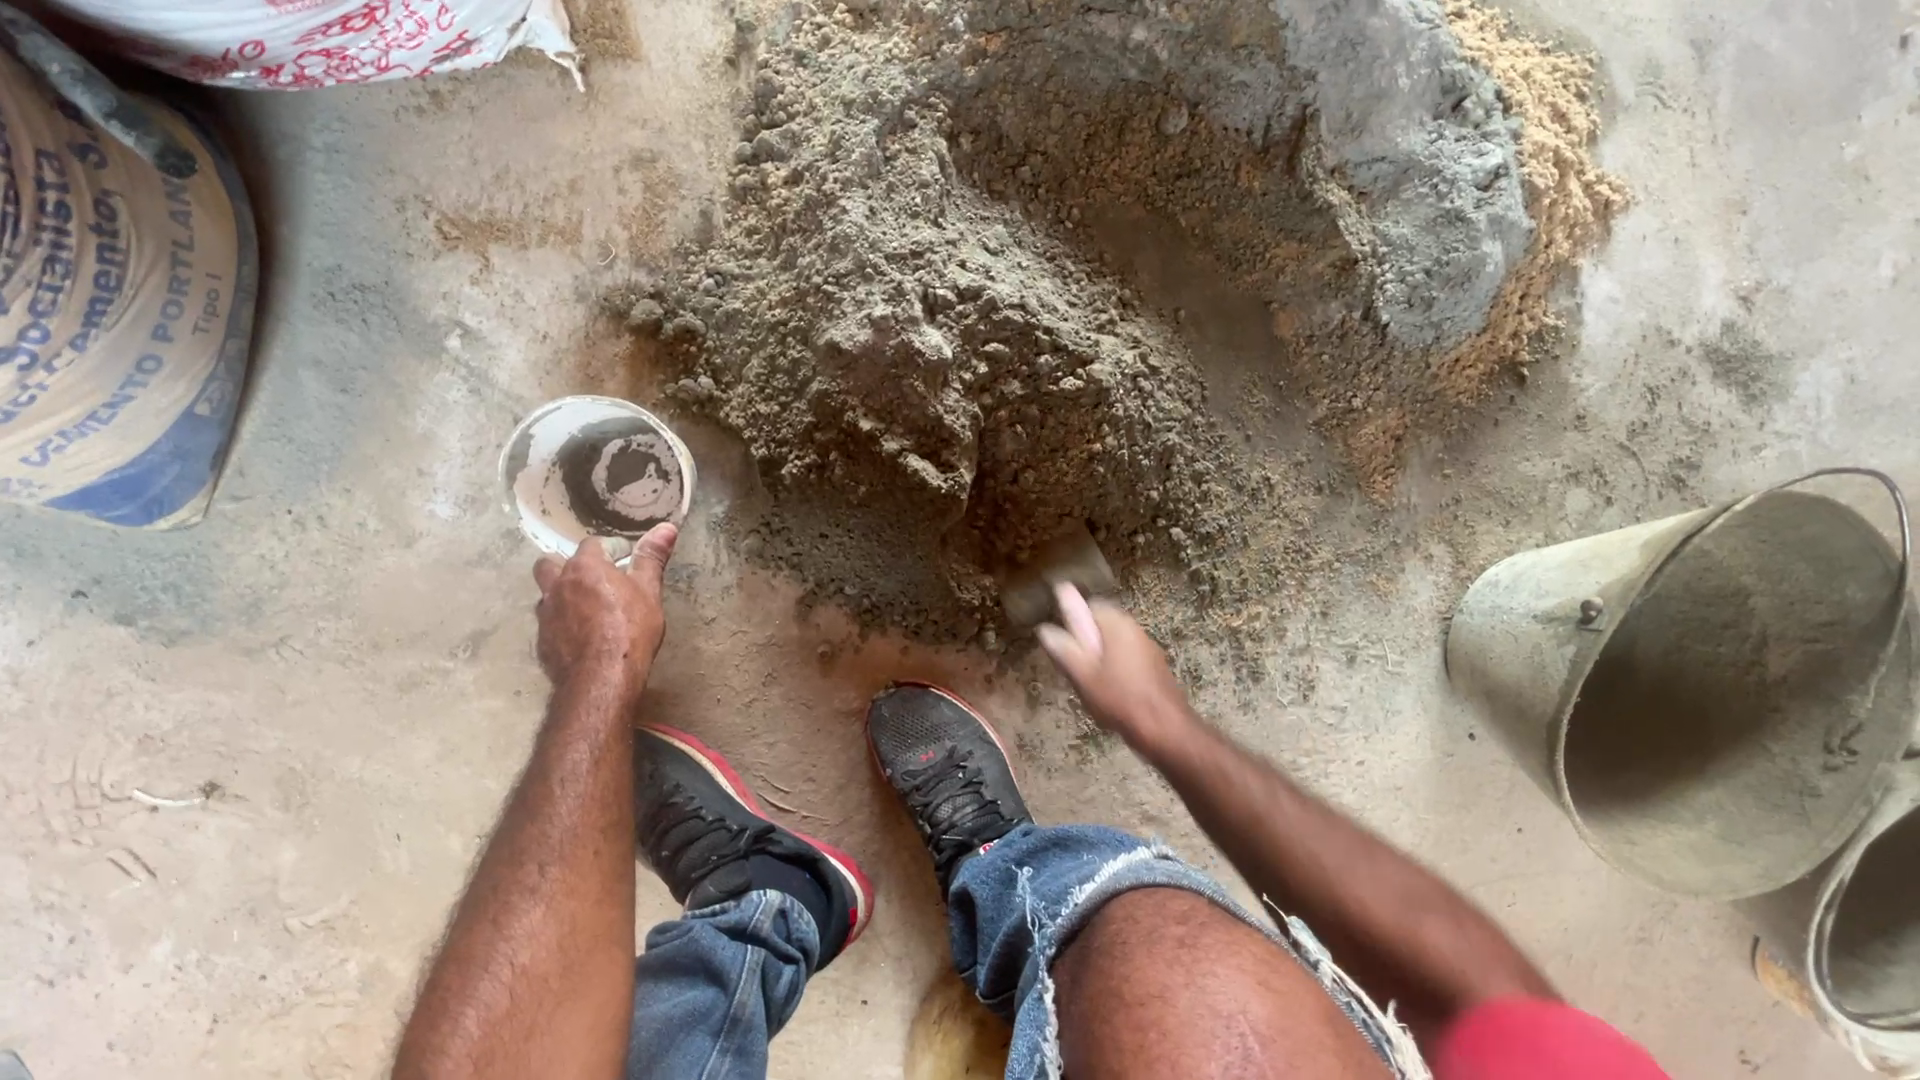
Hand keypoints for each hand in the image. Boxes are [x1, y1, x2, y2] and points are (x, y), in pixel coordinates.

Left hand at [532, 523, 677, 697]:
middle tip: (592, 580)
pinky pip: (548, 623)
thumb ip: (652, 558)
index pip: (592, 545)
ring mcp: (546, 614)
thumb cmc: (630, 629)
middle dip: (567, 566)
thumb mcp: (649, 591)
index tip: (625, 560)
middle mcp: (558, 585)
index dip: (609, 549)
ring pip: (546, 594)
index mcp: (585, 567)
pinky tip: (579, 636)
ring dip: (560, 595)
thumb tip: (667, 527)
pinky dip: (561, 623)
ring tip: (584, 608)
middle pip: (550, 563)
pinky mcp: (542, 641)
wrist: (602, 678)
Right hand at [1037, 583, 1197, 754]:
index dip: (1073, 623)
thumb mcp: (1083, 675)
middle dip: (1087, 644)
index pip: (1089, 606)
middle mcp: (1135, 628)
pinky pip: (1128, 660)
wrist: (1165, 728)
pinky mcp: (1156, 667)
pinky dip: (1116, 671)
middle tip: (1076, 671)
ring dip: (1102, 659)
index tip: (1065, 646)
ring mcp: (1148, 648)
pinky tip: (1112, 695)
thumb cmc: (1119, 698)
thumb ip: (1063, 649)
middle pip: (1102, 626)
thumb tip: (1044, 629)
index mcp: (1117, 624)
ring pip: (1115, 645)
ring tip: (1092, 687)